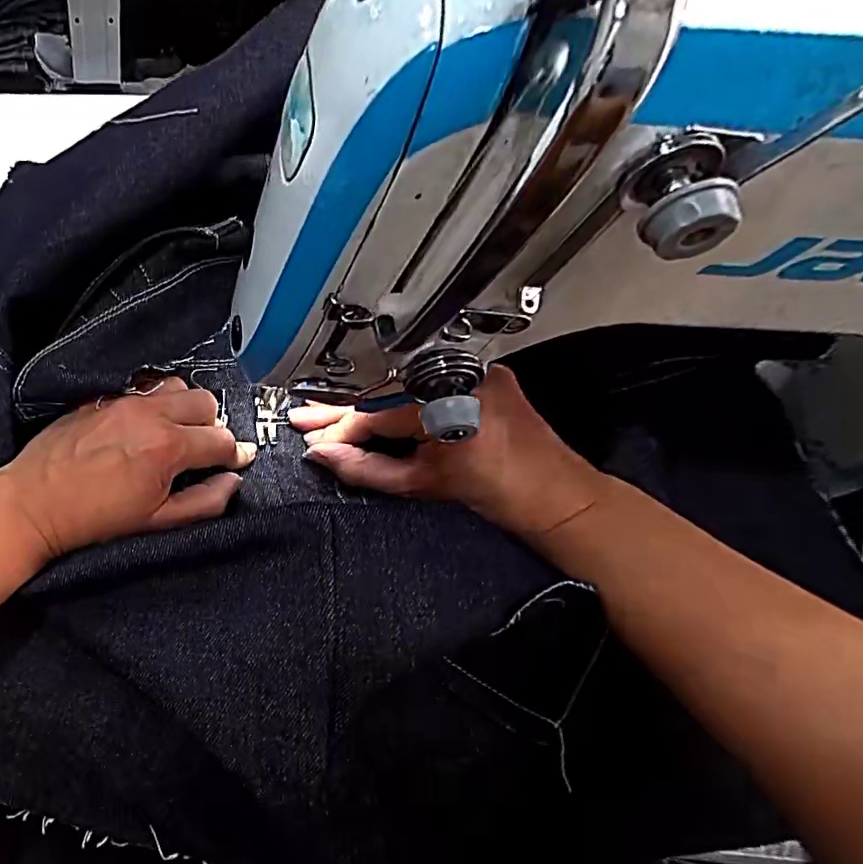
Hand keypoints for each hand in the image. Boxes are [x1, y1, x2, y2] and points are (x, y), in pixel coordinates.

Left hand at [0, 377, 255, 563]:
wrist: (33, 505)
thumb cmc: (89, 518)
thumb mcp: (157, 521)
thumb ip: (205, 501)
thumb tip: (232, 482)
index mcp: (166, 447)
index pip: (221, 439)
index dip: (234, 454)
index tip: (235, 460)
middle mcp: (148, 415)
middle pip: (206, 402)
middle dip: (213, 426)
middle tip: (203, 449)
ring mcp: (122, 401)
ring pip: (177, 386)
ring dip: (185, 407)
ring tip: (175, 433)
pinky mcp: (101, 397)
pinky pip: (143, 386)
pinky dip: (156, 401)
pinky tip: (146, 426)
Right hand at [291, 365, 605, 540]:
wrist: (554, 493)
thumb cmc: (505, 494)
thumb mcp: (423, 484)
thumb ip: (367, 470)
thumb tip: (327, 457)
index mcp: (449, 401)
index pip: (376, 413)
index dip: (341, 431)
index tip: (316, 444)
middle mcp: (462, 374)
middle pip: (384, 393)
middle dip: (343, 412)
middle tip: (307, 420)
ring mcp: (473, 369)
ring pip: (402, 386)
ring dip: (367, 404)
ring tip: (329, 416)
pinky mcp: (480, 372)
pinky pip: (425, 383)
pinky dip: (398, 398)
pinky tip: (371, 407)